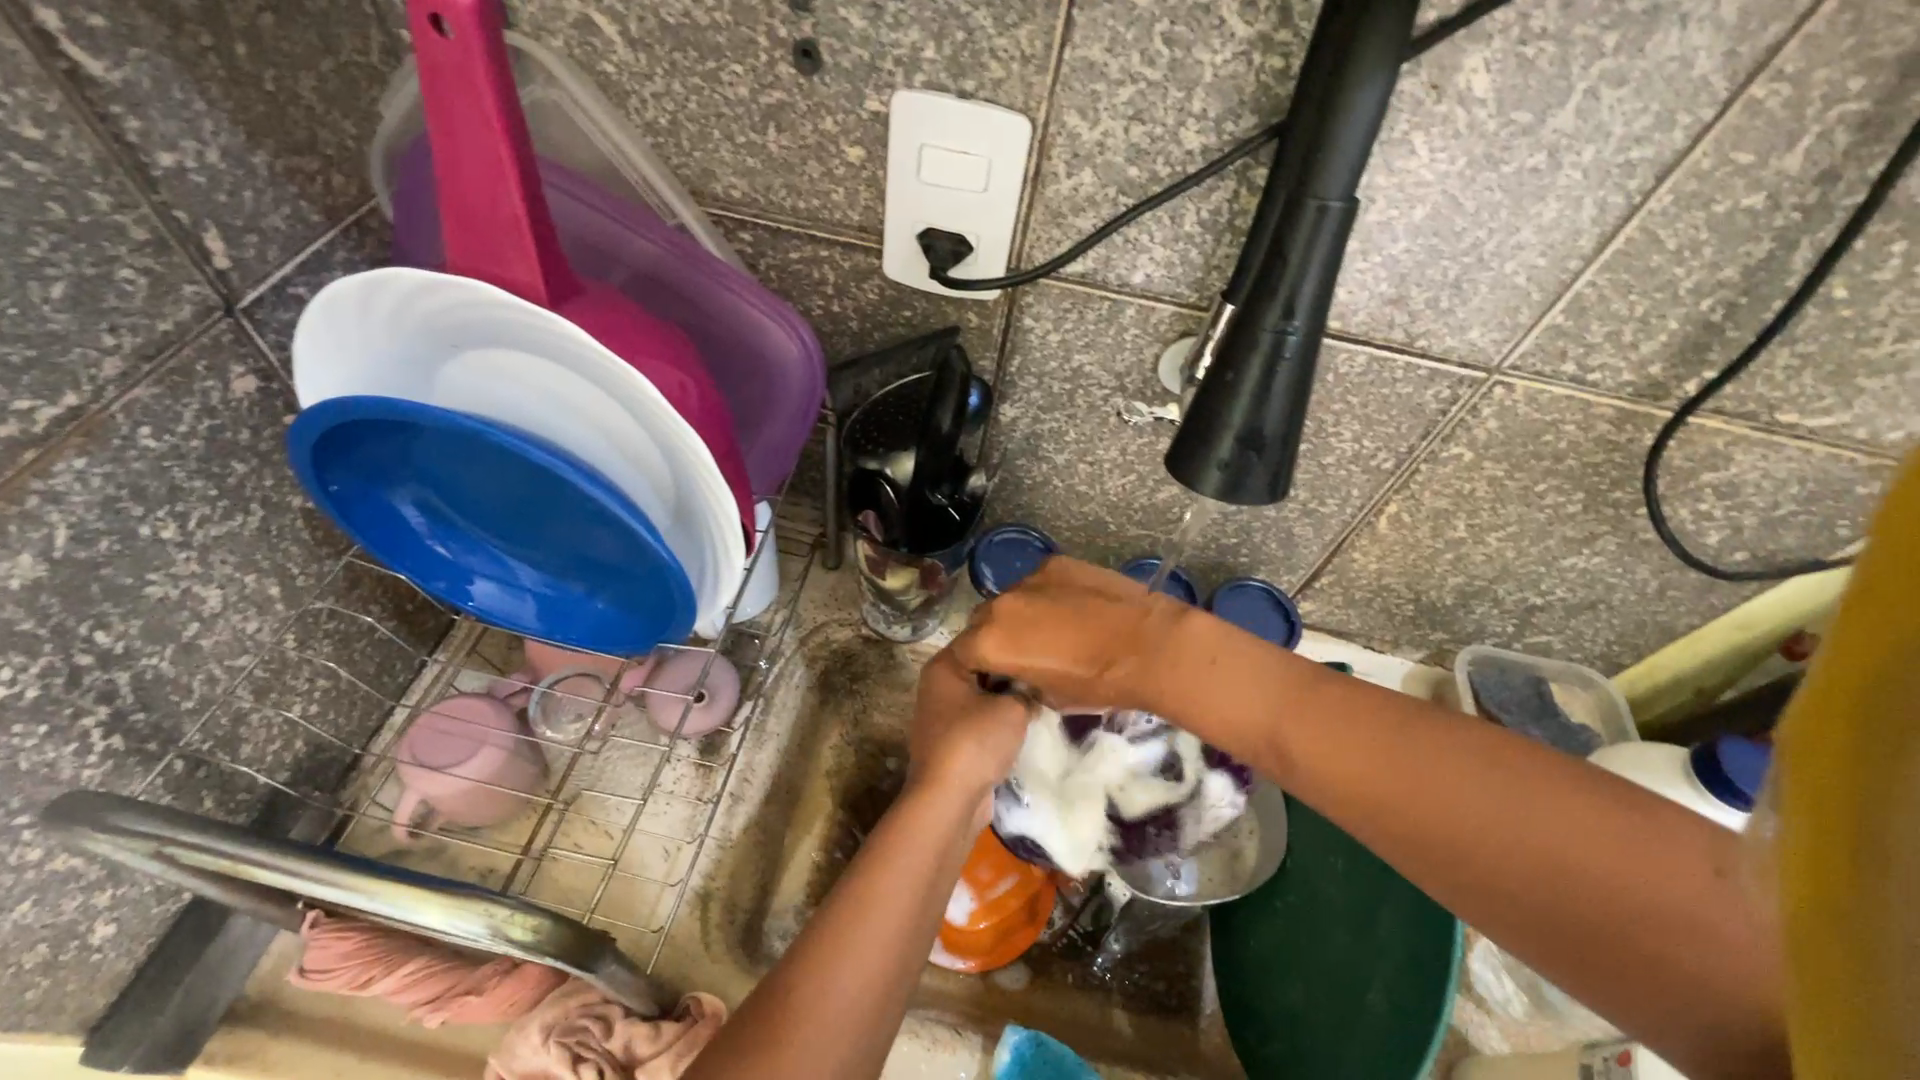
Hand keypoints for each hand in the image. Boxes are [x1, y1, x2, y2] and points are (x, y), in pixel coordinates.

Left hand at [907, 649, 1032, 809]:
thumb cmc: (976, 741)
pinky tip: (1025, 724)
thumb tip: (1032, 691)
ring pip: (982, 697)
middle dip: (1011, 672)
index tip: (1039, 644)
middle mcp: (938, 686)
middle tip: (1045, 671)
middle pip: (981, 669)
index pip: (979, 638)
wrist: (949, 799)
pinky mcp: (952, 742)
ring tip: (1040, 697)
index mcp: (944, 667)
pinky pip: (980, 722)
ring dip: (1007, 701)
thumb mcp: (1013, 708)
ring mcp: (943, 716)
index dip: (1009, 639)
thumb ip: (1026, 691)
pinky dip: (999, 723)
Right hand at [948, 556, 1194, 713]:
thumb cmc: (1097, 684)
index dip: (977, 666)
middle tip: (1023, 653)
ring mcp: (1028, 579)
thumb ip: (1021, 680)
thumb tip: (1022, 673)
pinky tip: (1073, 608)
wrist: (1147, 646)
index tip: (996, 675)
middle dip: (994, 637)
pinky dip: (1046, 595)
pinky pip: (1038, 582)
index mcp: (990, 643)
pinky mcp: (1055, 563)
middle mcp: (999, 605)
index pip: (962, 654)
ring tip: (1051, 628)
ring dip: (1019, 614)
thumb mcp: (1050, 699)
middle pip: (981, 621)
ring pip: (1010, 598)